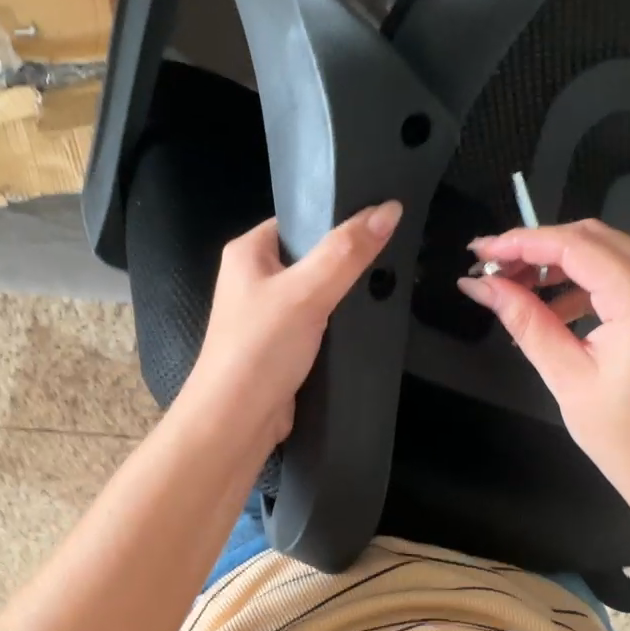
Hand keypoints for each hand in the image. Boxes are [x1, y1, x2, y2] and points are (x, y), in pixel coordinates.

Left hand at [177, 201, 402, 446]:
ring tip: (389, 286)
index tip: (382, 219)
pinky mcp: (281, 347)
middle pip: (311, 257)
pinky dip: (339, 326)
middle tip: (394, 255)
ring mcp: (266, 316)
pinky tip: (367, 324)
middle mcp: (253, 279)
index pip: (298, 221)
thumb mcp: (307, 292)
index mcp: (248, 252)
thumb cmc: (260, 348)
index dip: (336, 219)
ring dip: (345, 296)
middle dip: (347, 260)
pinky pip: (318, 325)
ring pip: (318, 293)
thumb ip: (347, 253)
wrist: (235, 422)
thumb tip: (390, 208)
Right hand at [457, 220, 629, 504]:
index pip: (575, 246)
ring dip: (560, 262)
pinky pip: (626, 274)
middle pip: (593, 238)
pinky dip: (586, 280)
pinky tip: (554, 306)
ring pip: (609, 251)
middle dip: (537, 246)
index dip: (521, 241)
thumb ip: (522, 319)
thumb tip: (478, 284)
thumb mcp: (565, 376)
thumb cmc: (626, 437)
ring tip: (515, 287)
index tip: (479, 250)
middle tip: (491, 266)